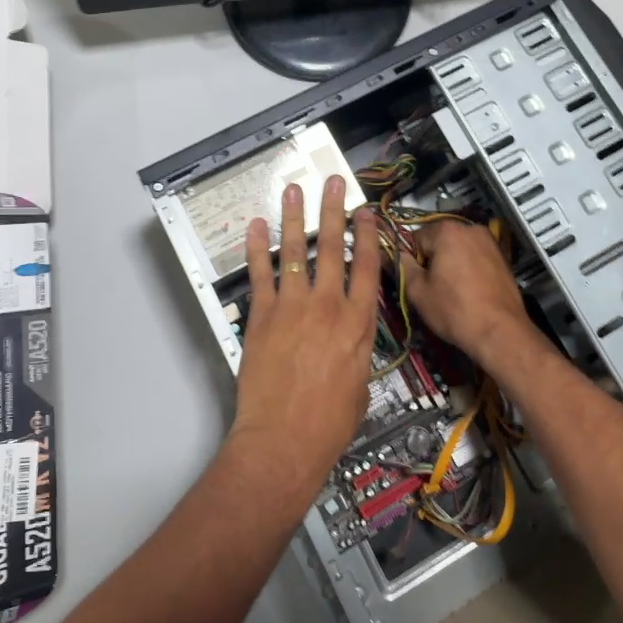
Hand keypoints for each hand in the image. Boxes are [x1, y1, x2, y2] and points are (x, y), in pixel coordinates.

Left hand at [230, 177, 381, 488]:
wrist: (285, 439)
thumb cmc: (328, 423)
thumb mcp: (360, 385)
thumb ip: (356, 352)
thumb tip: (350, 342)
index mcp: (358, 324)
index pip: (367, 267)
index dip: (366, 235)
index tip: (365, 212)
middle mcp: (327, 306)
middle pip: (332, 247)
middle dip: (332, 210)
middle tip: (332, 183)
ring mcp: (292, 308)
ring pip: (295, 252)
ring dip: (294, 218)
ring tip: (293, 191)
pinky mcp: (262, 316)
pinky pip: (260, 274)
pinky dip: (257, 248)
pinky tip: (256, 227)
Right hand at [408, 221, 539, 365]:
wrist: (500, 332)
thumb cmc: (454, 310)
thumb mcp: (418, 291)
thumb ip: (403, 266)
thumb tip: (397, 254)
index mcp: (446, 230)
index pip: (416, 238)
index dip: (413, 260)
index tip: (418, 281)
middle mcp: (470, 227)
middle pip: (439, 241)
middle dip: (433, 260)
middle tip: (434, 288)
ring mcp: (490, 241)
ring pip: (458, 248)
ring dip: (452, 263)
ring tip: (453, 291)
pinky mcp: (502, 256)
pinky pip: (475, 257)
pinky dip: (469, 268)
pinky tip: (470, 290)